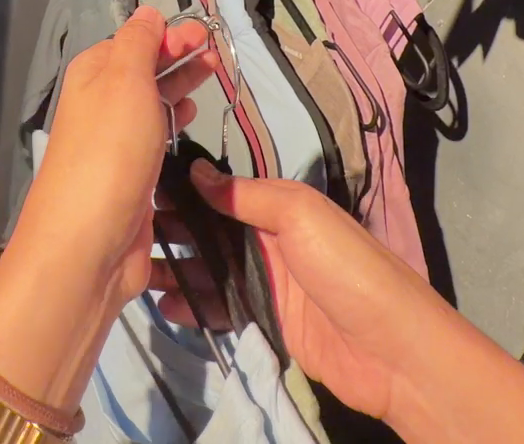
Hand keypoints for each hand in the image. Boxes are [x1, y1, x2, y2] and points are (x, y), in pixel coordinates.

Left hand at [13, 6, 217, 307]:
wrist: (88, 242)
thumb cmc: (110, 149)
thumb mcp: (125, 80)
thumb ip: (138, 42)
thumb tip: (146, 11)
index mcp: (92, 73)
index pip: (132, 40)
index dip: (165, 33)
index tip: (202, 32)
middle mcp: (99, 102)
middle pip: (142, 69)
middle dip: (176, 55)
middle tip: (214, 51)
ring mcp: (113, 141)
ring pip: (150, 101)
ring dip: (178, 85)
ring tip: (210, 75)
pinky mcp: (130, 174)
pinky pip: (154, 135)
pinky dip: (173, 120)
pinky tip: (189, 117)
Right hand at [159, 164, 414, 421]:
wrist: (394, 352)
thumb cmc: (346, 269)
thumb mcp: (300, 214)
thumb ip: (246, 194)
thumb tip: (194, 171)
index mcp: (277, 207)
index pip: (220, 193)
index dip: (183, 191)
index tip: (139, 190)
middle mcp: (267, 241)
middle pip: (208, 233)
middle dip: (171, 232)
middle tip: (129, 234)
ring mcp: (266, 284)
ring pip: (209, 272)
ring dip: (175, 271)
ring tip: (138, 274)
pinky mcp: (266, 323)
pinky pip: (221, 309)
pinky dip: (193, 307)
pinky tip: (165, 307)